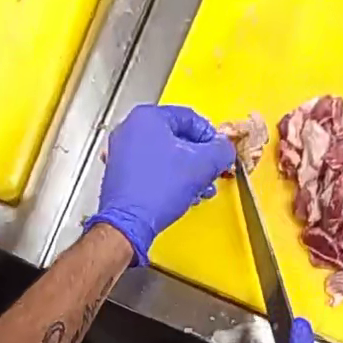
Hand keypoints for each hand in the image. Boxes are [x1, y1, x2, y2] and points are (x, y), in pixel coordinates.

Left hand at [86, 104, 235, 265]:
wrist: (127, 225)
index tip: (218, 152)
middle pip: (175, 138)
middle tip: (209, 172)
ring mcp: (120, 154)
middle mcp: (129, 131)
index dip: (210, 136)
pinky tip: (178, 195)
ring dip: (184, 172)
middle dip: (197, 158)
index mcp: (147, 117)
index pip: (189, 118)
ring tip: (197, 189)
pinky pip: (149, 171)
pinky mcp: (118, 176)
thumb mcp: (202, 166)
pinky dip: (166, 180)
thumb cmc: (155, 193)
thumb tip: (225, 149)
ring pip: (163, 156)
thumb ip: (221, 151)